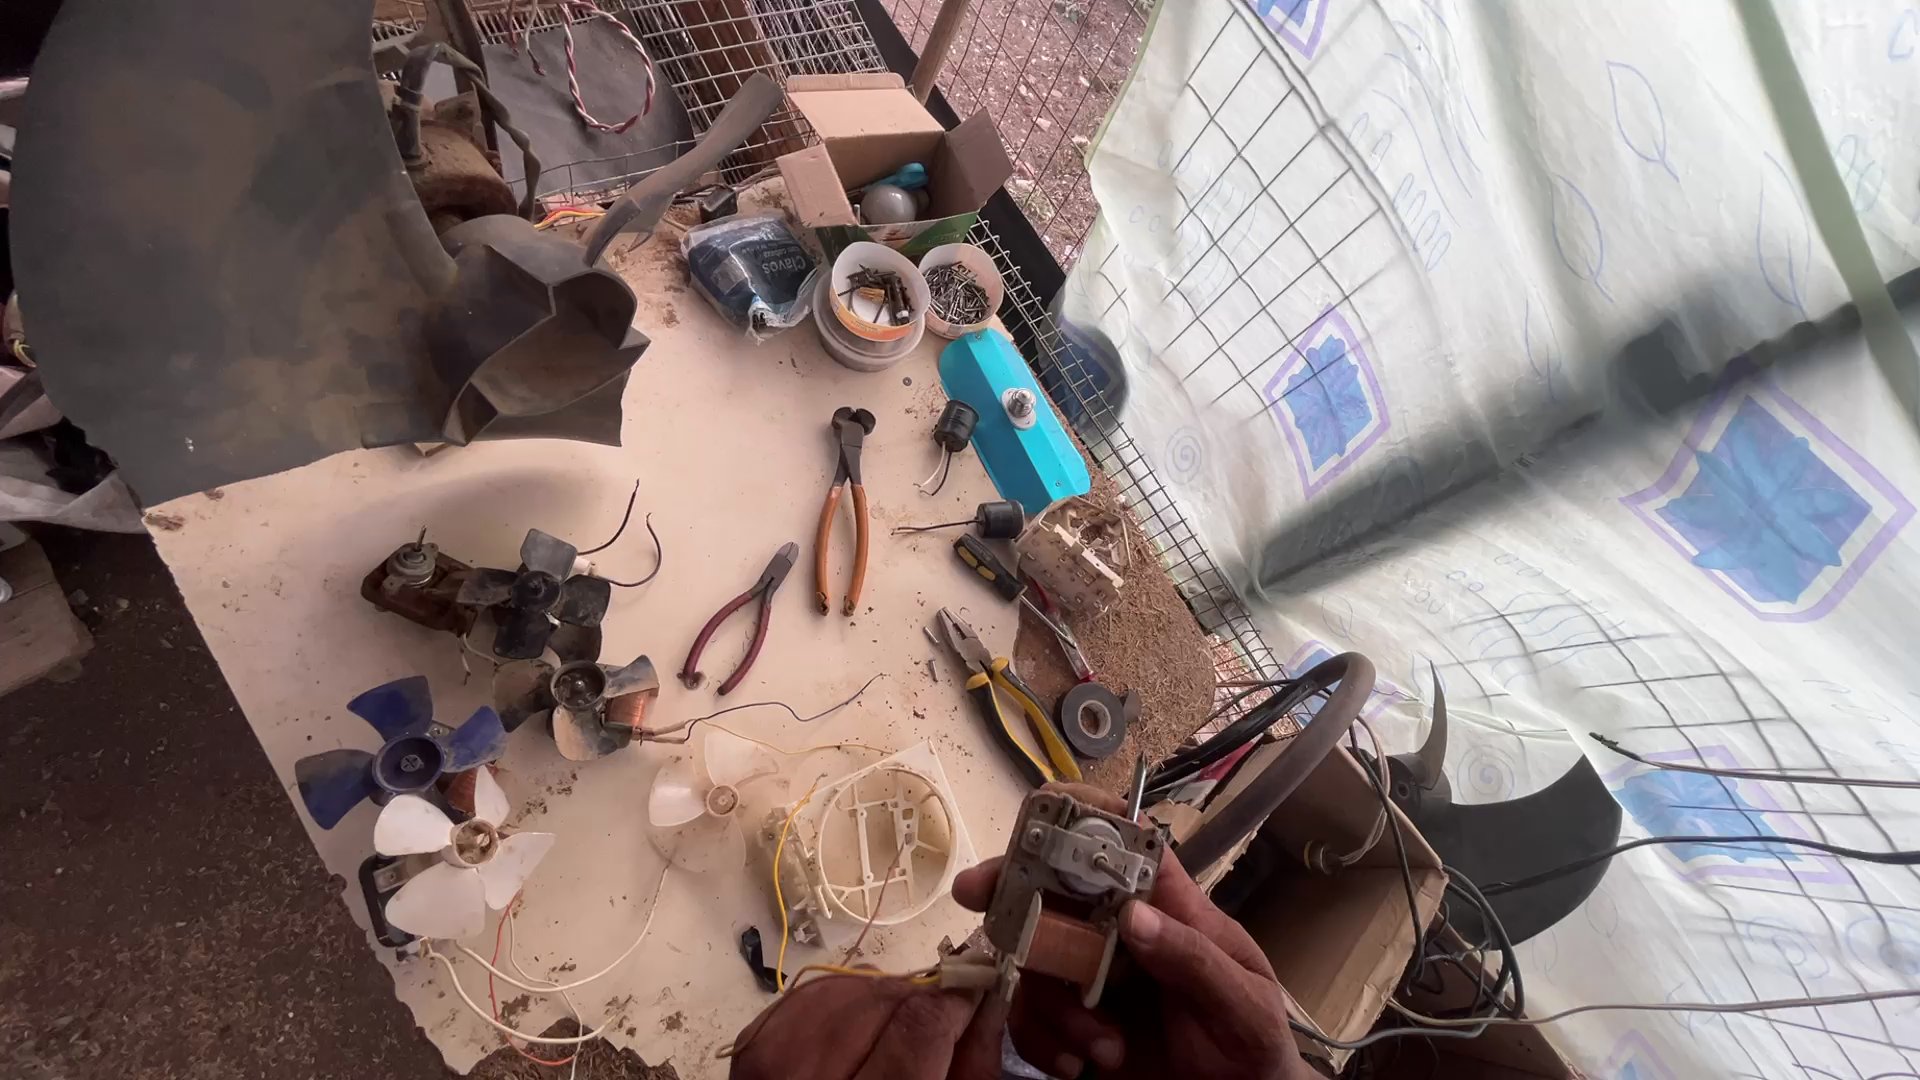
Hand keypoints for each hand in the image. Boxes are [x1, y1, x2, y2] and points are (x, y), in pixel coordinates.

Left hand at [726, 971, 1005, 1078]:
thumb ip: (970, 1062)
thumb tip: (989, 993)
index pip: (918, 1027)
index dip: (956, 997)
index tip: (978, 984)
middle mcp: (804, 1078)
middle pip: (886, 998)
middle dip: (921, 1000)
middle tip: (939, 1018)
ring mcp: (769, 1055)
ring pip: (856, 982)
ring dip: (885, 998)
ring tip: (891, 1036)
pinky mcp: (756, 1036)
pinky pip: (822, 988)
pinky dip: (848, 1000)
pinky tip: (854, 1034)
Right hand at [952, 783, 1312, 1079]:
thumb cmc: (1254, 1047)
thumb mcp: (1244, 1003)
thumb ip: (1195, 959)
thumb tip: (1132, 913)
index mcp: (1164, 902)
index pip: (1121, 837)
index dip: (1081, 813)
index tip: (1041, 815)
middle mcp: (1116, 926)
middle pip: (1053, 884)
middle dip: (1010, 882)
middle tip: (975, 892)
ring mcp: (1089, 973)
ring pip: (1033, 954)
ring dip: (1049, 1000)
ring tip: (1097, 1046)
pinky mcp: (1069, 1023)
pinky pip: (1027, 1015)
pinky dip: (1040, 1039)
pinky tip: (1077, 1066)